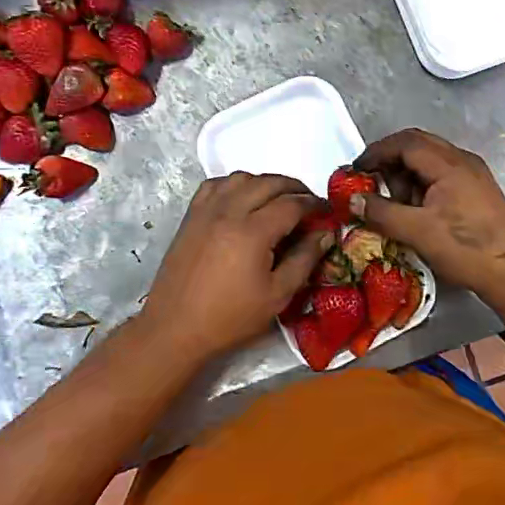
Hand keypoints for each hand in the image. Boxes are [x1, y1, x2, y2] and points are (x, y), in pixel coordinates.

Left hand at [134, 173, 334, 362]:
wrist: (175, 327)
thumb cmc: (230, 317)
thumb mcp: (277, 295)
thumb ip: (304, 259)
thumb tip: (325, 234)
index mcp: (252, 231)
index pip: (292, 203)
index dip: (315, 205)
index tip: (328, 212)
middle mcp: (229, 211)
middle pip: (269, 183)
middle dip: (295, 188)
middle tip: (309, 204)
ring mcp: (206, 210)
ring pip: (241, 178)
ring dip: (265, 183)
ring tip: (278, 200)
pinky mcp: (191, 216)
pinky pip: (215, 185)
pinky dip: (235, 184)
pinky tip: (243, 199)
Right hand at [353, 129, 504, 303]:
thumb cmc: (466, 249)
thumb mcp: (417, 232)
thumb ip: (381, 213)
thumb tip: (352, 201)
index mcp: (449, 164)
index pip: (405, 143)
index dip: (376, 152)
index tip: (356, 170)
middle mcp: (463, 161)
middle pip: (418, 145)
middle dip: (390, 161)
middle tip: (372, 183)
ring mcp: (473, 175)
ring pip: (430, 160)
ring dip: (406, 175)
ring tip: (395, 205)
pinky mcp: (477, 191)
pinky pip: (442, 175)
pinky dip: (422, 185)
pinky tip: (416, 211)